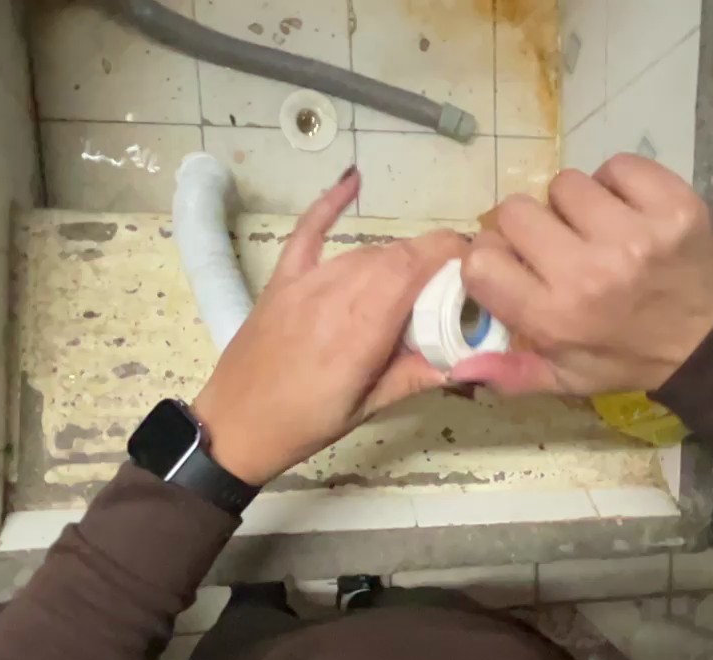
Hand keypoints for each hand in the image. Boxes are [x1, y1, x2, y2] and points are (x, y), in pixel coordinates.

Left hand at [191, 170, 465, 484]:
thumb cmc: (306, 424)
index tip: (476, 264)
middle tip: (455, 282)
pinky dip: (330, 204)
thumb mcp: (368, 409)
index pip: (416, 266)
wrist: (236, 425)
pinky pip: (308, 232)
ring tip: (418, 280)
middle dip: (433, 258)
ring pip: (365, 251)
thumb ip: (415, 377)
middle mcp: (337, 293)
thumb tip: (466, 360)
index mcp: (362, 328)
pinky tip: (352, 180)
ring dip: (398, 257)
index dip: (451, 254)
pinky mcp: (282, 279)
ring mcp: (307, 282)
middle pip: (396, 255)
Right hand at [453, 154, 712, 395]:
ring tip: (595, 231)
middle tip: (554, 247)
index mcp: (554, 318)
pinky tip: (626, 213)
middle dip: (527, 228)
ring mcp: (632, 235)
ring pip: (564, 184)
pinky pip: (616, 167)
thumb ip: (509, 372)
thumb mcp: (564, 380)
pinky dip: (615, 185)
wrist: (707, 341)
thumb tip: (456, 364)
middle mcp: (587, 273)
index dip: (490, 257)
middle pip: (516, 211)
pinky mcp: (670, 204)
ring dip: (572, 206)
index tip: (511, 265)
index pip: (482, 260)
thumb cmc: (623, 359)